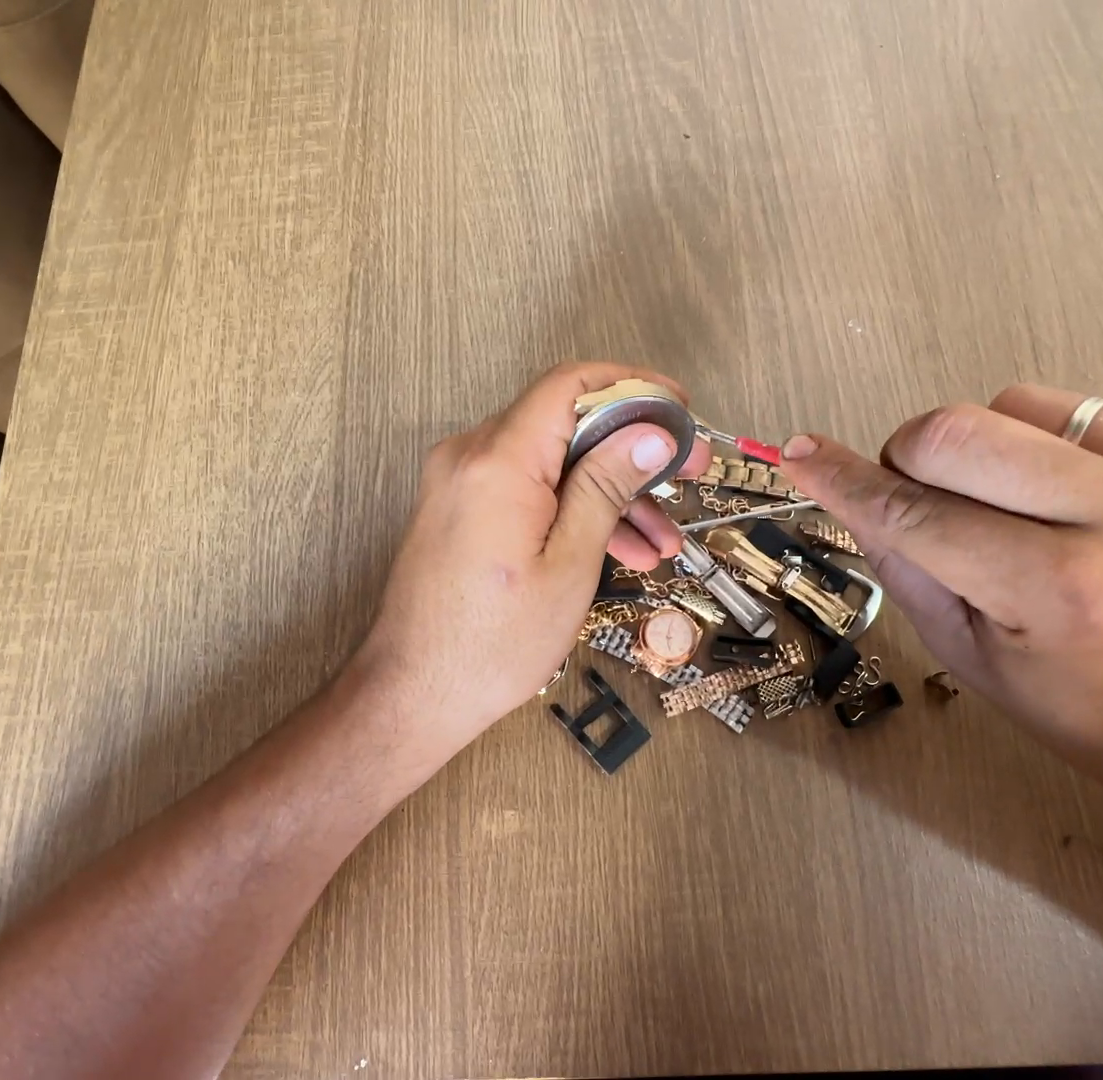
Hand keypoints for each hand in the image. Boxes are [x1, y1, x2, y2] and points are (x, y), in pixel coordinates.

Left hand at [353, 363, 711, 738]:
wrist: (415, 693)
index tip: (681, 408)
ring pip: (550, 462)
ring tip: (661, 541)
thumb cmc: (495, 642)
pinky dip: (570, 509)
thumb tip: (651, 432)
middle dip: (631, 449)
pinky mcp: (459, 507)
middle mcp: (470, 454)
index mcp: (497, 459)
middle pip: (564, 423)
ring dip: (607, 491)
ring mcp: (460, 481)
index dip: (632, 386)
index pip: (570, 385)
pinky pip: (526, 488)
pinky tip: (618, 550)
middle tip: (686, 477)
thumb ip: (606, 487)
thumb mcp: (568, 564)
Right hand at [779, 385, 1102, 801]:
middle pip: (958, 431)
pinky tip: (1070, 500)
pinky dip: (1044, 445)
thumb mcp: (973, 659)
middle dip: (908, 457)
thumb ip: (904, 567)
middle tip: (916, 498)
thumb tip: (850, 493)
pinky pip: (1083, 408)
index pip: (917, 514)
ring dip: (981, 449)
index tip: (800, 453)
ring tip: (1011, 510)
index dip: (846, 481)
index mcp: (1064, 596)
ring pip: (1014, 404)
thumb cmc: (1093, 715)